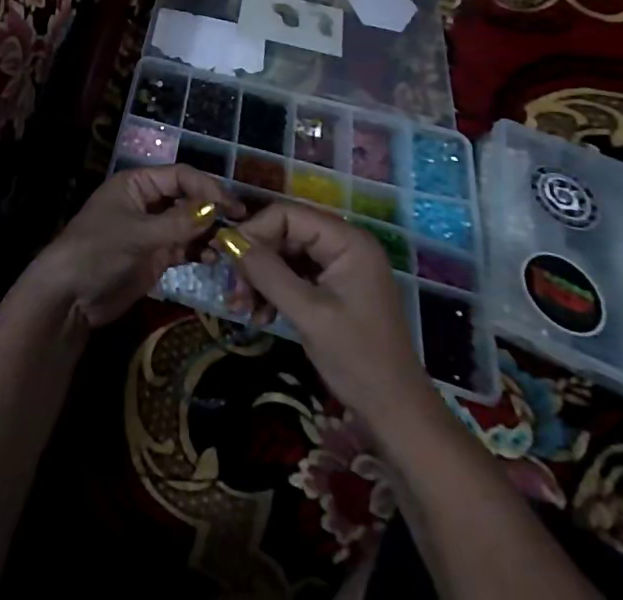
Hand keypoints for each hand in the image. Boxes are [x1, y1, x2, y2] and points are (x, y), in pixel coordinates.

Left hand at [29, 165, 241, 329]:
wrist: (70, 295)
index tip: (232, 207)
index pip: (179, 176)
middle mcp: (146, 202)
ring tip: (228, 245)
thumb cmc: (97, 251)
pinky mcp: (156, 255)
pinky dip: (200, 250)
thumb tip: (215, 211)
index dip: (207, 188)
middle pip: (188, 198)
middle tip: (241, 225)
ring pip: (190, 223)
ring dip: (209, 232)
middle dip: (212, 209)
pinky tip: (212, 258)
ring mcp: (152, 230)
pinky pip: (185, 246)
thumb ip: (177, 223)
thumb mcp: (137, 234)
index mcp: (136, 184)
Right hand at [219, 202, 439, 424]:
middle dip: (254, 260)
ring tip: (242, 308)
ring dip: (258, 279)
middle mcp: (344, 245)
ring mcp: (338, 267)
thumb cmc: (357, 358)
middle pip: (282, 233)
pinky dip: (271, 292)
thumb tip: (228, 241)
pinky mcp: (331, 288)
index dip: (253, 232)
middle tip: (233, 291)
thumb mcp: (307, 313)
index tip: (229, 261)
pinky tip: (260, 316)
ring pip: (282, 255)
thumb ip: (267, 272)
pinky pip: (290, 275)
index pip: (287, 214)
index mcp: (348, 242)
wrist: (393, 409)